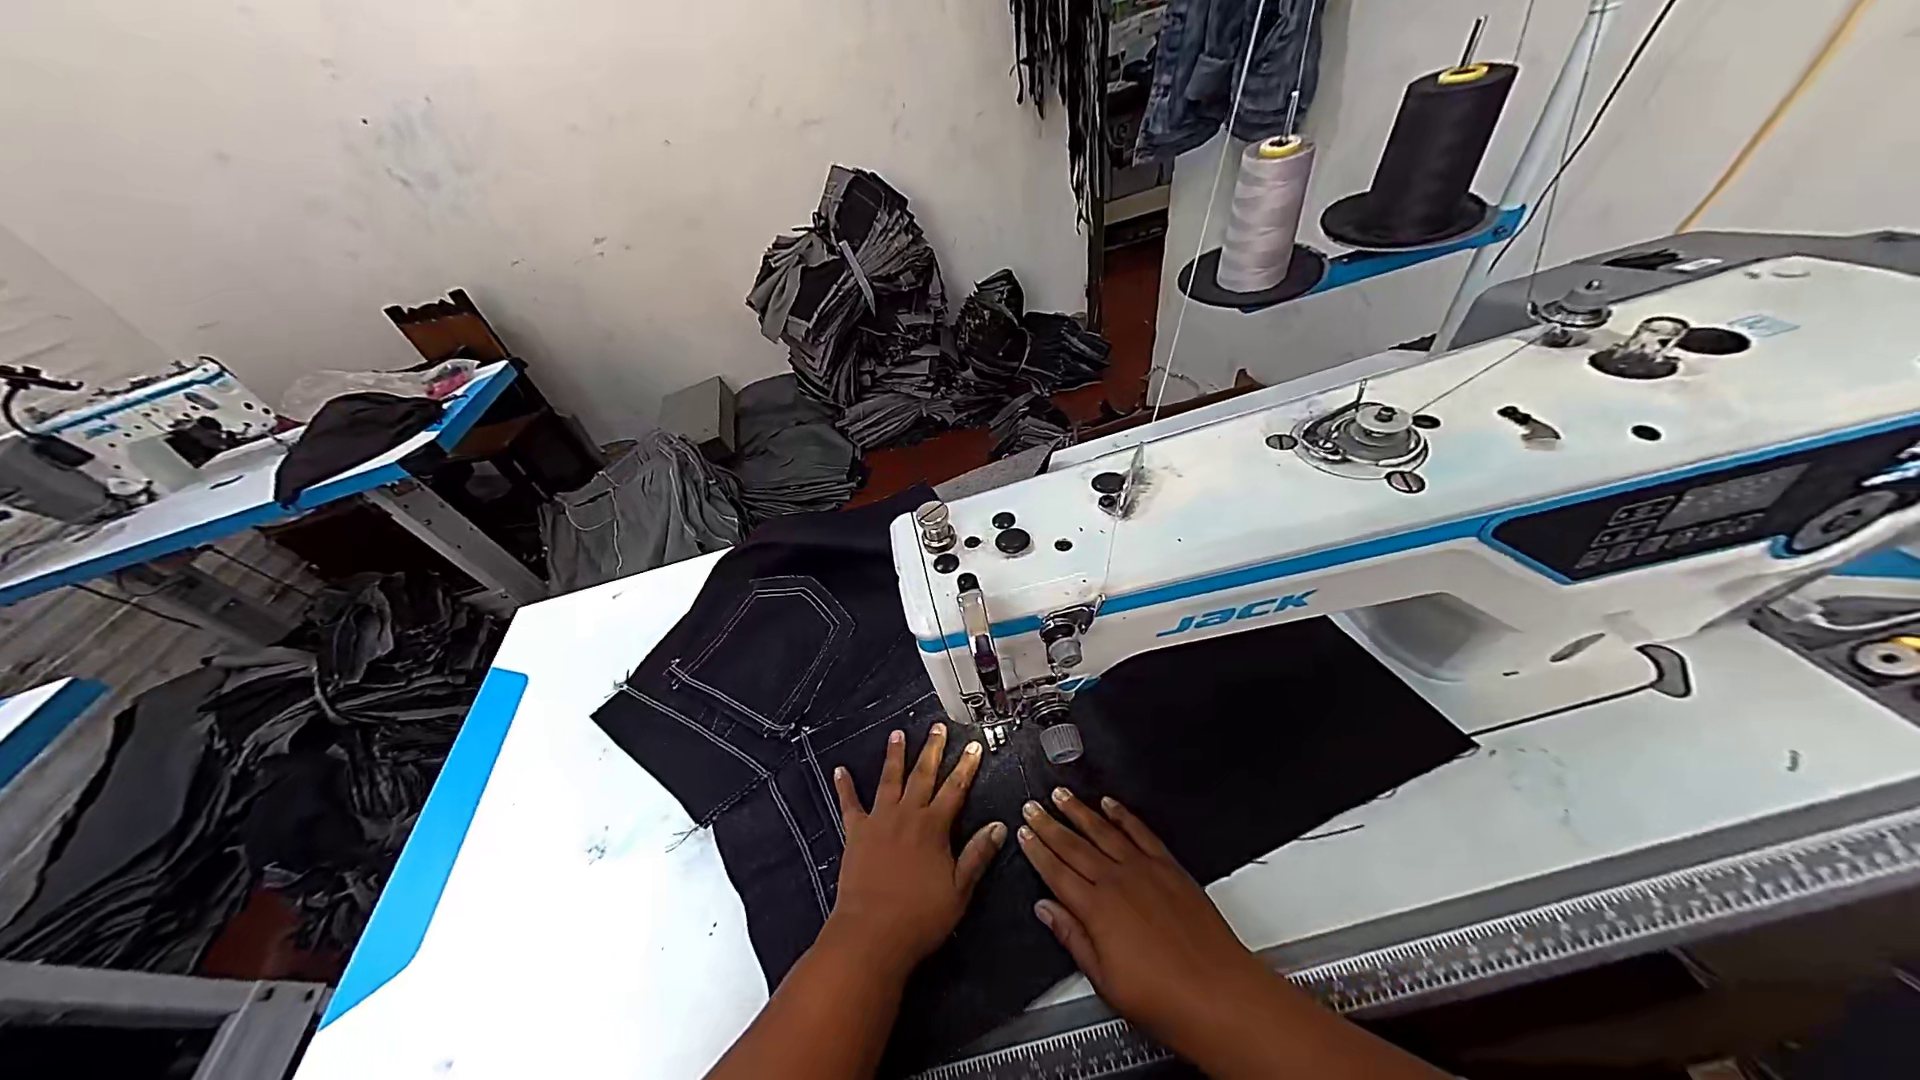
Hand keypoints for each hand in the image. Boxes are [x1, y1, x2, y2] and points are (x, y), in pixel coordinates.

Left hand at [826, 723, 1006, 973]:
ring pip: (889, 780)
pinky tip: (840, 771)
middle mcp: (906, 816)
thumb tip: (998, 827)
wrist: (872, 935)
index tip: (974, 747)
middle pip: (923, 775)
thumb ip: (978, 854)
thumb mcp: (959, 889)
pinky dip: (844, 787)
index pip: (955, 788)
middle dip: (933, 749)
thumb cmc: (918, 917)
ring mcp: (879, 821)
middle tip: (938, 728)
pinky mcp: (855, 834)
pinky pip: (849, 804)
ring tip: (898, 735)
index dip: (967, 766)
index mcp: (933, 827)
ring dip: (895, 756)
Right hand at [1017, 789, 1283, 1048]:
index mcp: (1096, 909)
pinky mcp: (1169, 867)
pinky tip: (1110, 804)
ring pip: (1103, 831)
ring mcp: (1144, 870)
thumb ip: (1072, 937)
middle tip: (1032, 807)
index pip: (1056, 871)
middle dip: (1049, 824)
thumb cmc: (1165, 998)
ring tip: (1061, 795)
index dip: (1037, 850)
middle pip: (1073, 845)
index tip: (1024, 834)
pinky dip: (1123, 815)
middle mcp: (1117, 882)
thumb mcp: (1104, 979)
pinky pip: (1140, 832)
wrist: (1219, 995)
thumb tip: (1046, 911)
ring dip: (1079, 811)